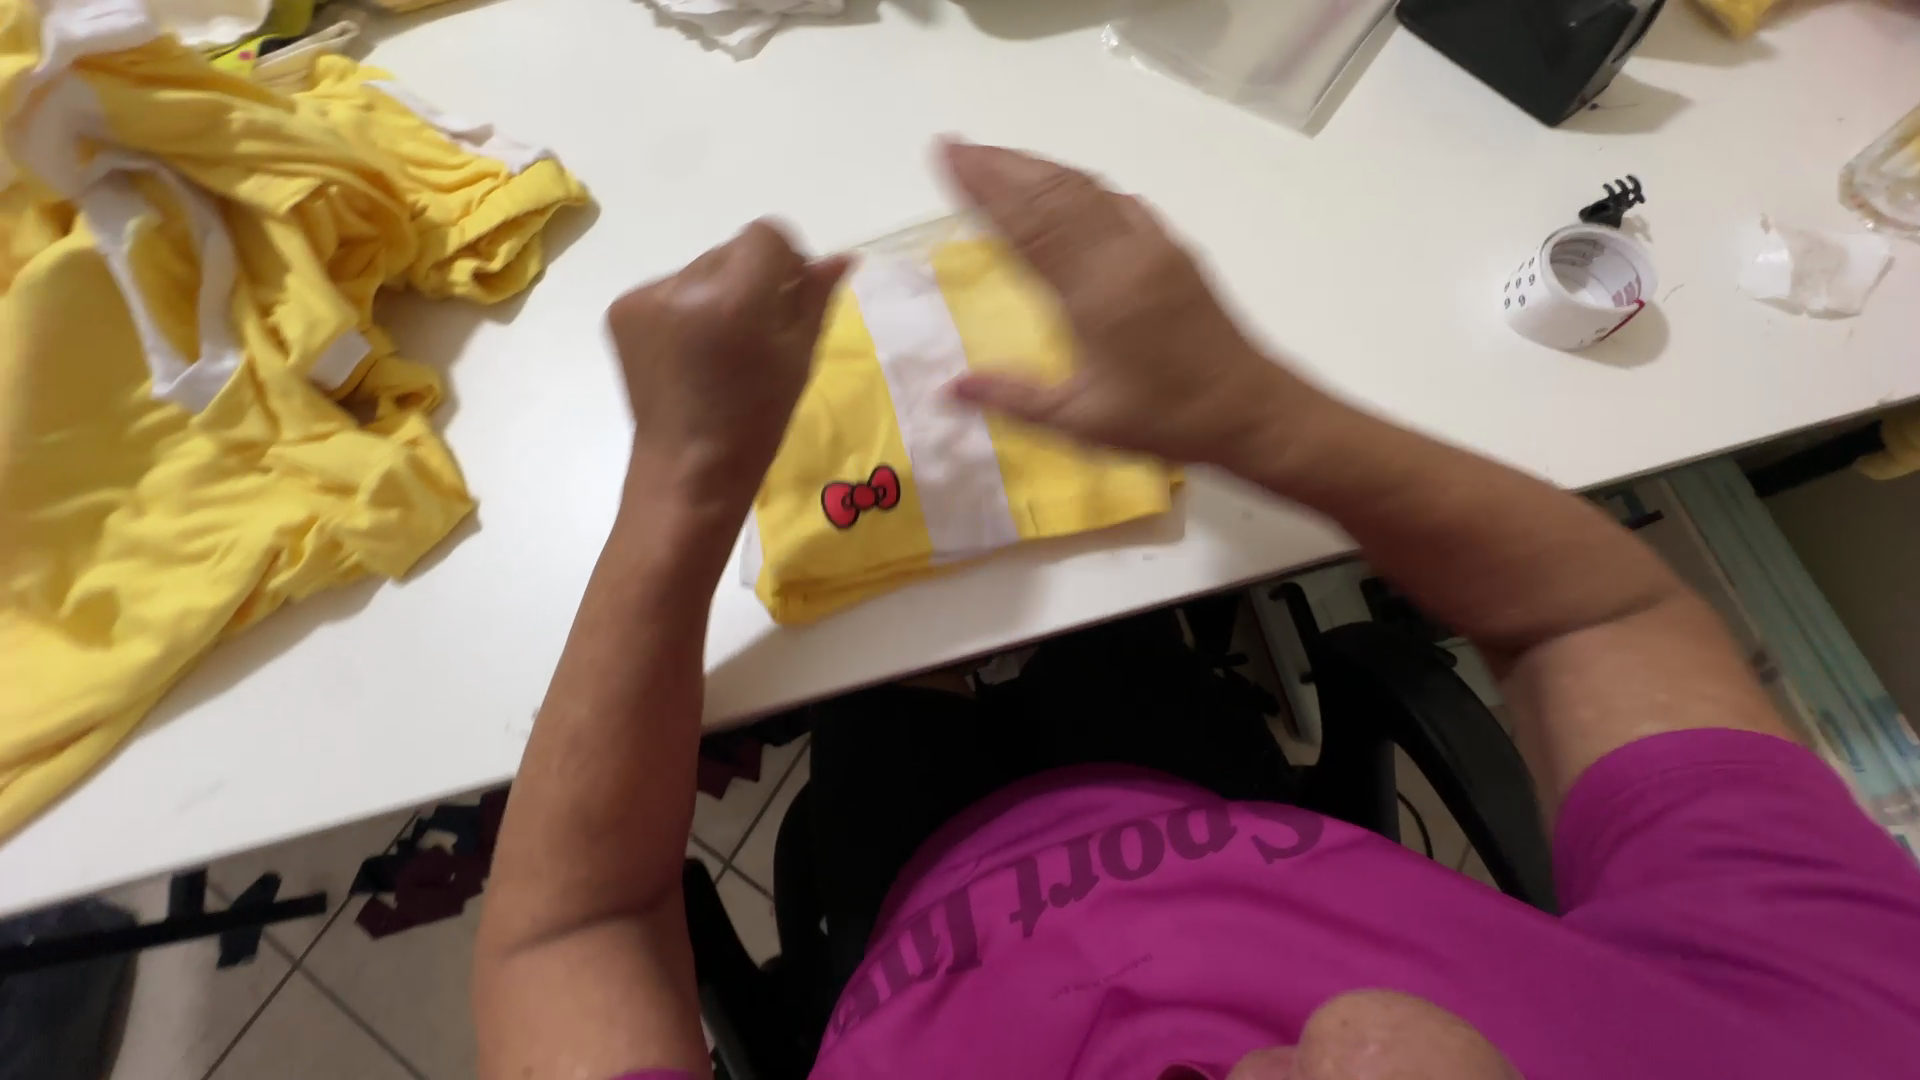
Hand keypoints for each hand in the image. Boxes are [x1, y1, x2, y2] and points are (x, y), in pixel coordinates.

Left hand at [607, 220, 850, 525]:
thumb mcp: (799, 358)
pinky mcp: (621, 310)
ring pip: (700, 270)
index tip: (790, 295)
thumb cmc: (757, 420)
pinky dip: (686, 311)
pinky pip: (669, 290)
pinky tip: (692, 354)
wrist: (691, 469)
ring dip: (718, 295)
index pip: (766, 235)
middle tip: (757, 333)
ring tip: (721, 349)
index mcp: (736, 300)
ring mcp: (645, 297)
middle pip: (732, 251)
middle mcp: (684, 286)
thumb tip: (841, 256)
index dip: (786, 259)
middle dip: (751, 280)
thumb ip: (816, 298)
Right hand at [941, 142, 1324, 467]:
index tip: (947, 157)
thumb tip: (950, 388)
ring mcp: (1154, 246)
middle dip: (1002, 164)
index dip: (986, 187)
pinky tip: (1065, 190)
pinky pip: (1118, 201)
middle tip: (958, 148)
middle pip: (1055, 191)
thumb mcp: (1082, 423)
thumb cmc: (1165, 421)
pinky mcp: (1174, 250)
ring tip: (997, 161)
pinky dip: (1078, 186)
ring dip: (1038, 168)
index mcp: (1097, 293)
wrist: (1250, 410)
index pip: (1030, 224)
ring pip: (1087, 188)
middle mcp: (1124, 254)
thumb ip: (1015, 400)